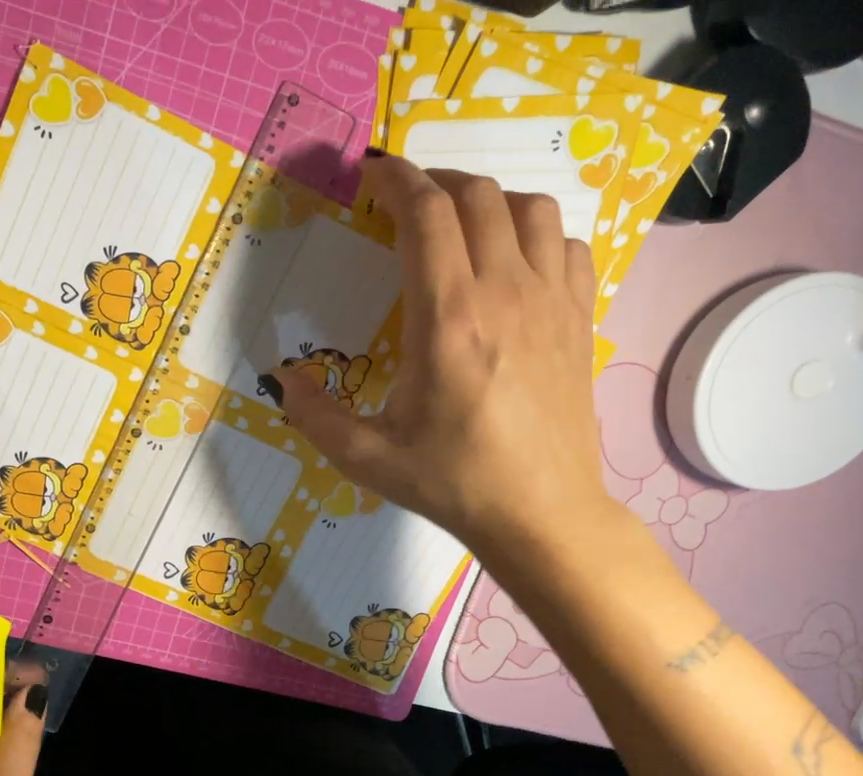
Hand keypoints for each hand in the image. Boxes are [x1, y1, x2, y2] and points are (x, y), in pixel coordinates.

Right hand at [272, 157, 610, 553]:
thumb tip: (283, 379)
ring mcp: (551, 301)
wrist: (542, 513)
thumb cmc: (451, 482)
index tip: (372, 176)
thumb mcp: (366, 458)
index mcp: (447, 320)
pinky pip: (566, 243)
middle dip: (435, 183)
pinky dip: (535, 233)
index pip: (427, 215)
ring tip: (458, 224)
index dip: (397, 181)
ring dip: (488, 200)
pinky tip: (511, 262)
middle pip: (477, 196)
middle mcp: (504, 294)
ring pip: (530, 208)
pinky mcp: (579, 318)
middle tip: (403, 202)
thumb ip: (314, 415)